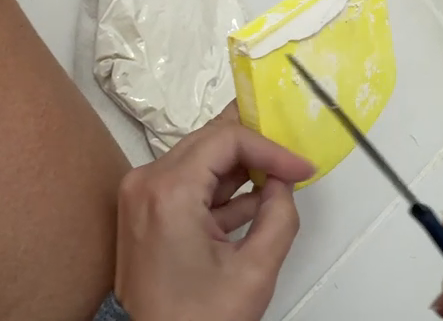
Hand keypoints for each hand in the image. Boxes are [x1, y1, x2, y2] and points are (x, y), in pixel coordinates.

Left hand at [114, 106, 316, 320]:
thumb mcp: (253, 273)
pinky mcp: (143, 209)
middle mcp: (147, 180)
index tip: (301, 168)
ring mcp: (141, 193)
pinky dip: (220, 188)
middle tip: (290, 158)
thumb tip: (282, 183)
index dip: (269, 148)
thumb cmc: (199, 320)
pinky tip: (255, 198)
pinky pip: (187, 182)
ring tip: (278, 177)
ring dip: (239, 167)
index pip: (226, 139)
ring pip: (199, 159)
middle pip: (208, 141)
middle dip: (254, 148)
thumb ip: (279, 217)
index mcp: (169, 190)